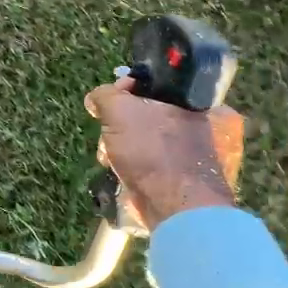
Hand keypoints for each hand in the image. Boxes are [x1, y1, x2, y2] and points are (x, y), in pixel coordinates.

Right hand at [85, 76, 245, 229]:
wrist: (175, 204)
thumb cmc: (150, 150)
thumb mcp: (119, 109)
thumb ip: (104, 94)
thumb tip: (96, 99)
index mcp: (187, 104)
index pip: (148, 84)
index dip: (122, 89)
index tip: (108, 102)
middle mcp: (191, 124)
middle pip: (139, 112)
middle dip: (116, 123)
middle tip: (109, 132)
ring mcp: (186, 150)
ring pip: (138, 136)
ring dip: (118, 144)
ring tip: (111, 155)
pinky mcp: (177, 172)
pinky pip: (143, 157)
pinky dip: (128, 161)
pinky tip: (119, 168)